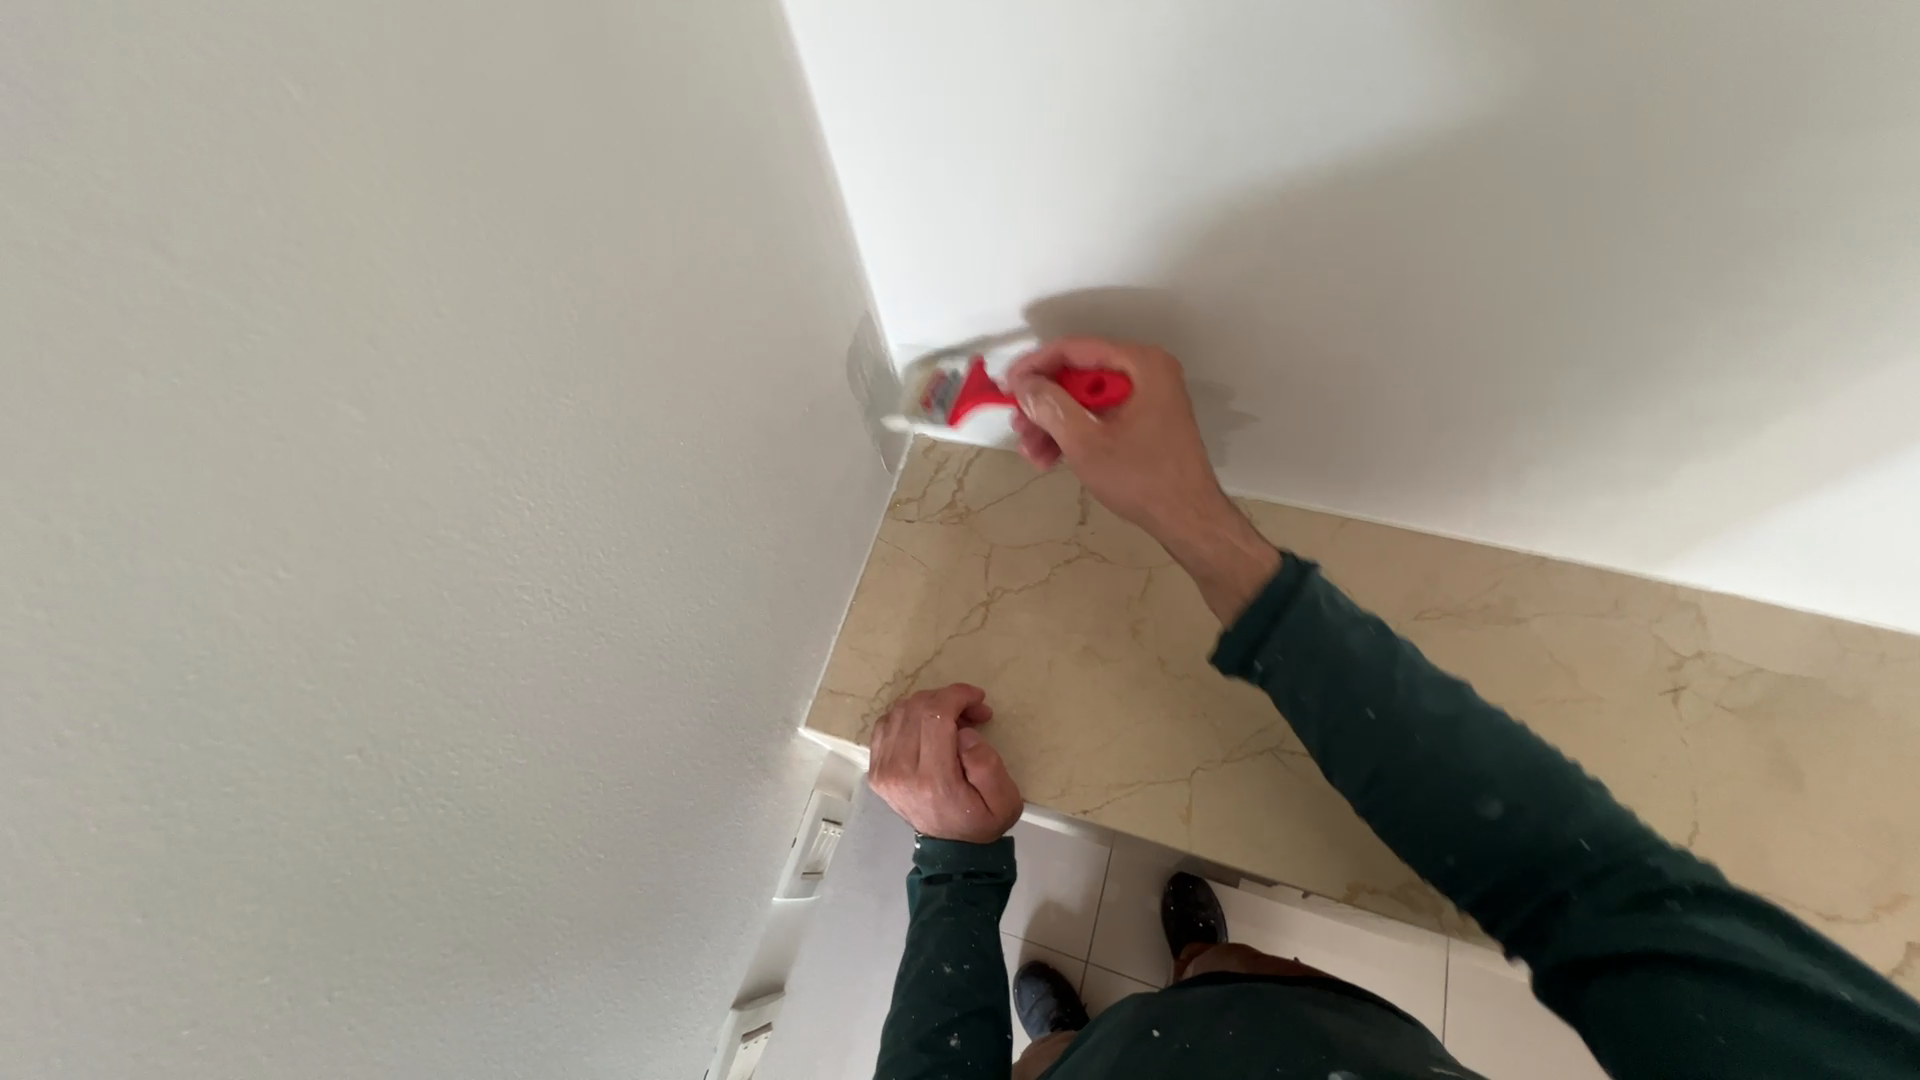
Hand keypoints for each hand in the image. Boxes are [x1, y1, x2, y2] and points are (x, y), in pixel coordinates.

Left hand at [868, 683, 1023, 843]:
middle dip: (948, 698)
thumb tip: (963, 733)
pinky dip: (909, 716)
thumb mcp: (1004, 800)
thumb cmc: (980, 821)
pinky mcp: (876, 769)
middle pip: (916, 708)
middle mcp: (900, 772)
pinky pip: (887, 724)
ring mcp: (882, 770)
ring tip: (953, 720)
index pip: (935, 716)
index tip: (978, 699)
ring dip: (929, 705)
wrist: (951, 850)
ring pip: (900, 711)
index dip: (957, 696)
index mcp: (933, 780)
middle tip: (973, 711)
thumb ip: (987, 764)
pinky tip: (929, 727)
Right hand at [1007, 337, 1278, 622]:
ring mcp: (1146, 397)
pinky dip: (1074, 434)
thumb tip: (1024, 385)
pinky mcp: (1143, 421)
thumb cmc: (1140, 479)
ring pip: (1085, 400)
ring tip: (1031, 454)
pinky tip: (1050, 458)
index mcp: (1140, 364)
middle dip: (1044, 404)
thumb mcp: (1087, 442)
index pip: (1075, 349)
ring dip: (1053, 424)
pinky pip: (1099, 416)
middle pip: (1078, 376)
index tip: (1006, 388)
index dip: (1035, 366)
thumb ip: (1051, 407)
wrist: (1186, 518)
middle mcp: (1145, 372)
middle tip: (1018, 428)